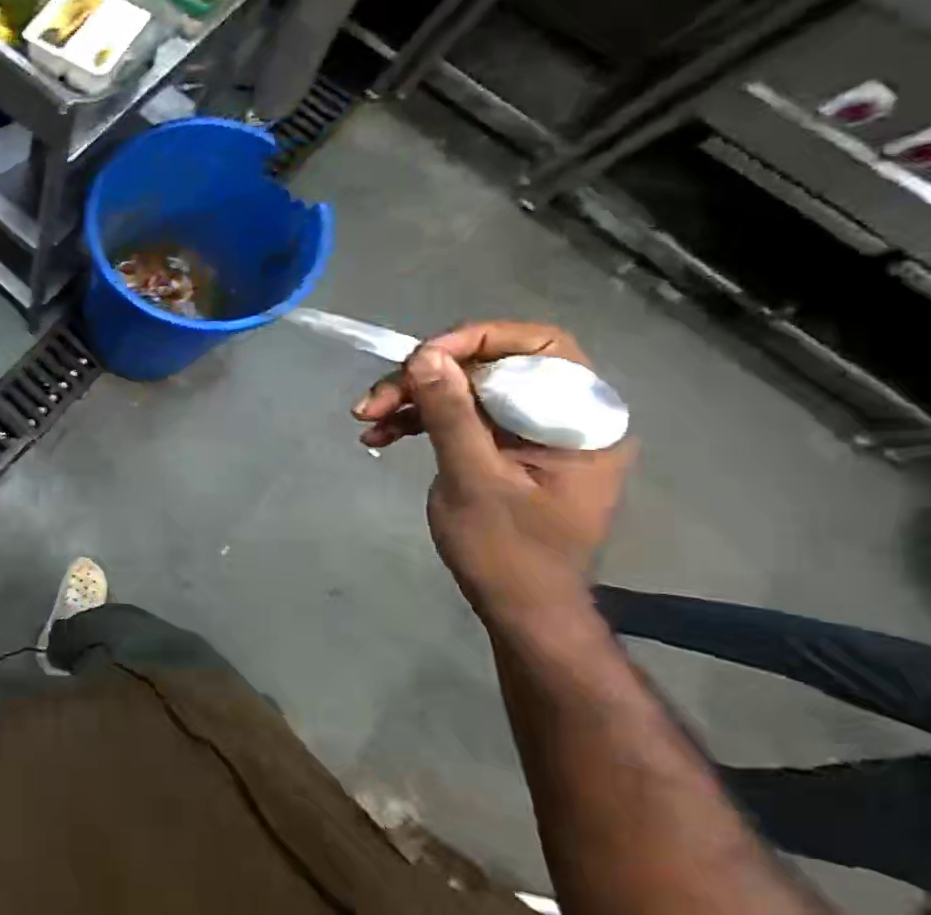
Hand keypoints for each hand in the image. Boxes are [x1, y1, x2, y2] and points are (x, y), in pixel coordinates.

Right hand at [352, 322, 632, 618]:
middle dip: (425, 376)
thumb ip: (451, 414)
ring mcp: (527, 431)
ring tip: (365, 418)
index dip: (478, 339)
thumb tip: (424, 354)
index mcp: (581, 421)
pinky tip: (379, 435)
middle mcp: (560, 416)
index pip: (539, 347)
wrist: (518, 607)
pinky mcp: (499, 446)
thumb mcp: (473, 478)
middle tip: (375, 399)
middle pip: (489, 366)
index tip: (422, 357)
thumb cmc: (508, 551)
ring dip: (410, 398)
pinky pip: (456, 415)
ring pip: (464, 389)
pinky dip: (416, 419)